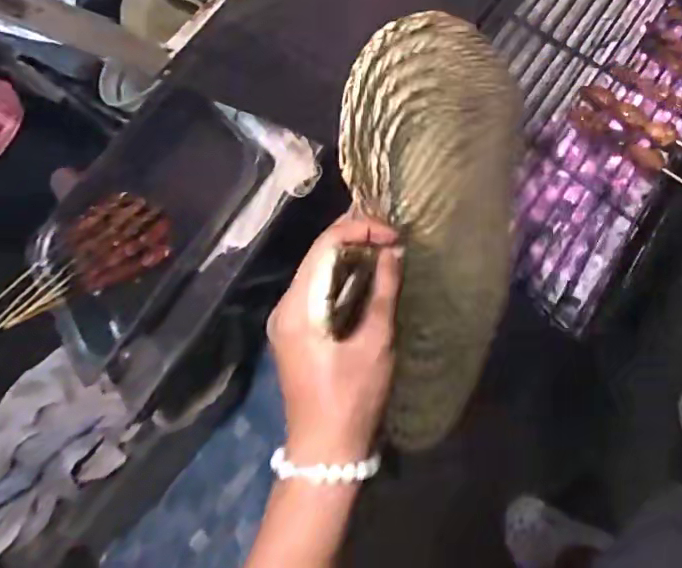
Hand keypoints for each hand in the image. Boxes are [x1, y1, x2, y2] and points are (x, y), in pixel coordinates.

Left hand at [268, 216, 403, 462]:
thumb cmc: (352, 397)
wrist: (325, 452)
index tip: (395, 236)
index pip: (325, 244)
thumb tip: (394, 249)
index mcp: (298, 307)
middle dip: (358, 236)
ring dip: (353, 253)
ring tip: (389, 247)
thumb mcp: (376, 341)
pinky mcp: (298, 330)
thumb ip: (384, 290)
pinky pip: (320, 286)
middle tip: (395, 236)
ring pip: (319, 267)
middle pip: (319, 252)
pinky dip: (345, 273)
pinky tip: (371, 272)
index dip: (362, 228)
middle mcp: (286, 306)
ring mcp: (288, 319)